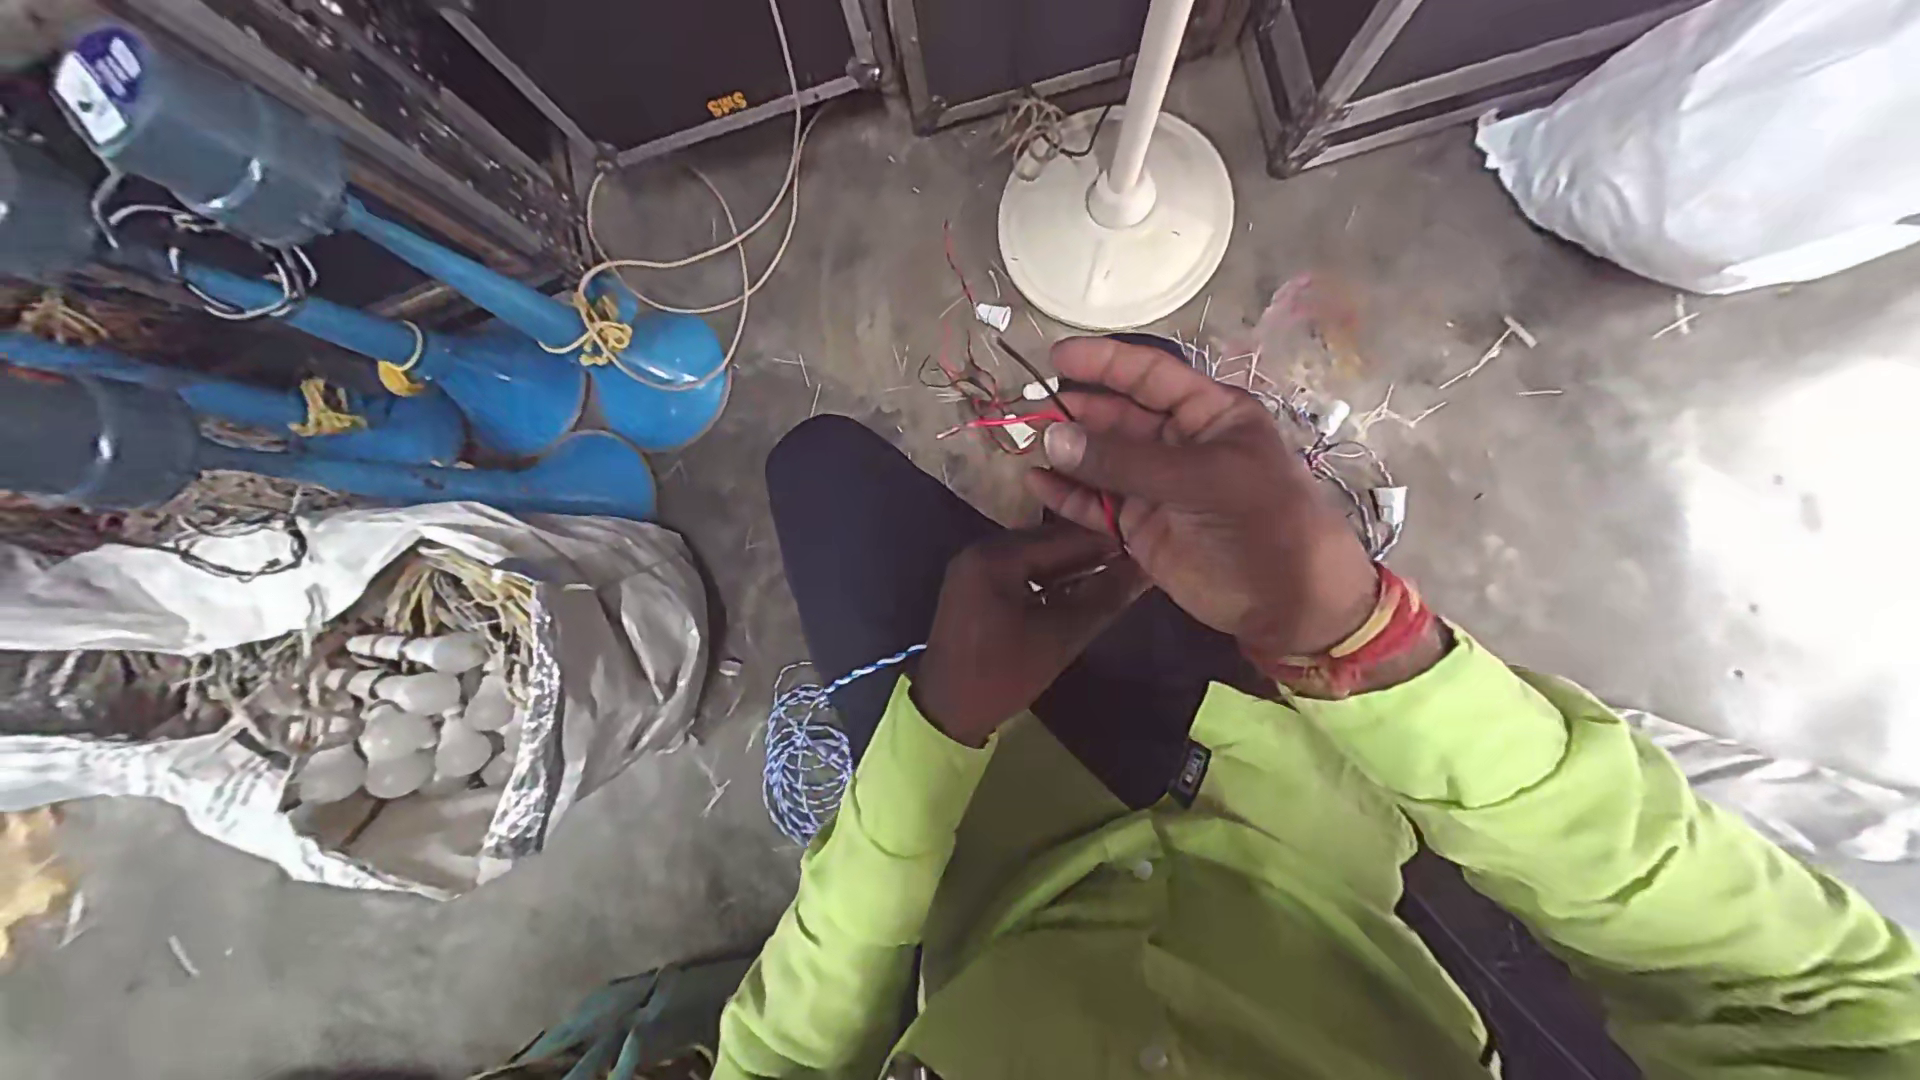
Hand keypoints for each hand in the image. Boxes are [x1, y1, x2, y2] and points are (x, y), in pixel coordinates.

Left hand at [912, 522, 1147, 746]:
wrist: (946, 710)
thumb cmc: (1002, 674)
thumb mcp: (1059, 637)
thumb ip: (1102, 599)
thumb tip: (1143, 569)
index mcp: (995, 557)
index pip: (1062, 537)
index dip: (1106, 540)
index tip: (1145, 541)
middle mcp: (980, 550)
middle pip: (1046, 542)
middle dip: (1089, 551)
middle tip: (1134, 556)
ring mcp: (973, 567)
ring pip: (1034, 556)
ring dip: (1070, 565)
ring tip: (1114, 571)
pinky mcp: (974, 585)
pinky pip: (1018, 571)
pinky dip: (1047, 578)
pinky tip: (1077, 587)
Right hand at [1024, 337, 1380, 659]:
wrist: (1287, 603)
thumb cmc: (1262, 523)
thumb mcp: (1201, 480)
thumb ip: (1125, 461)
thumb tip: (1053, 437)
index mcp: (1207, 415)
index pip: (1149, 376)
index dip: (1105, 363)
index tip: (1057, 355)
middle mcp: (1176, 443)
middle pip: (1116, 416)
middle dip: (1076, 411)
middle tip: (1031, 409)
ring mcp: (1154, 486)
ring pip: (1100, 460)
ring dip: (1066, 452)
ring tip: (1028, 445)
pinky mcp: (1137, 525)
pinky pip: (1094, 503)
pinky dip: (1066, 495)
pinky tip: (1036, 483)